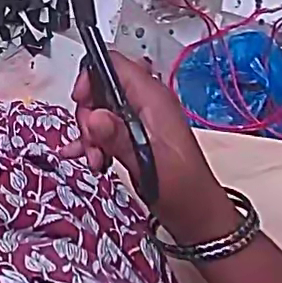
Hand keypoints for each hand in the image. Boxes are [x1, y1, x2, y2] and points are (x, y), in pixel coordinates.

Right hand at [62, 51, 240, 242]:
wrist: (200, 219)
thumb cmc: (184, 191)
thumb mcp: (148, 165)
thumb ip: (119, 138)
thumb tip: (94, 116)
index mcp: (153, 98)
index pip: (113, 63)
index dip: (90, 77)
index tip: (82, 104)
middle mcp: (146, 102)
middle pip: (101, 86)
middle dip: (88, 113)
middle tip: (92, 141)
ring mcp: (140, 117)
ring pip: (99, 108)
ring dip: (90, 132)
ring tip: (96, 158)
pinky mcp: (135, 132)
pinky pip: (105, 125)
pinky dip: (94, 140)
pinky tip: (91, 157)